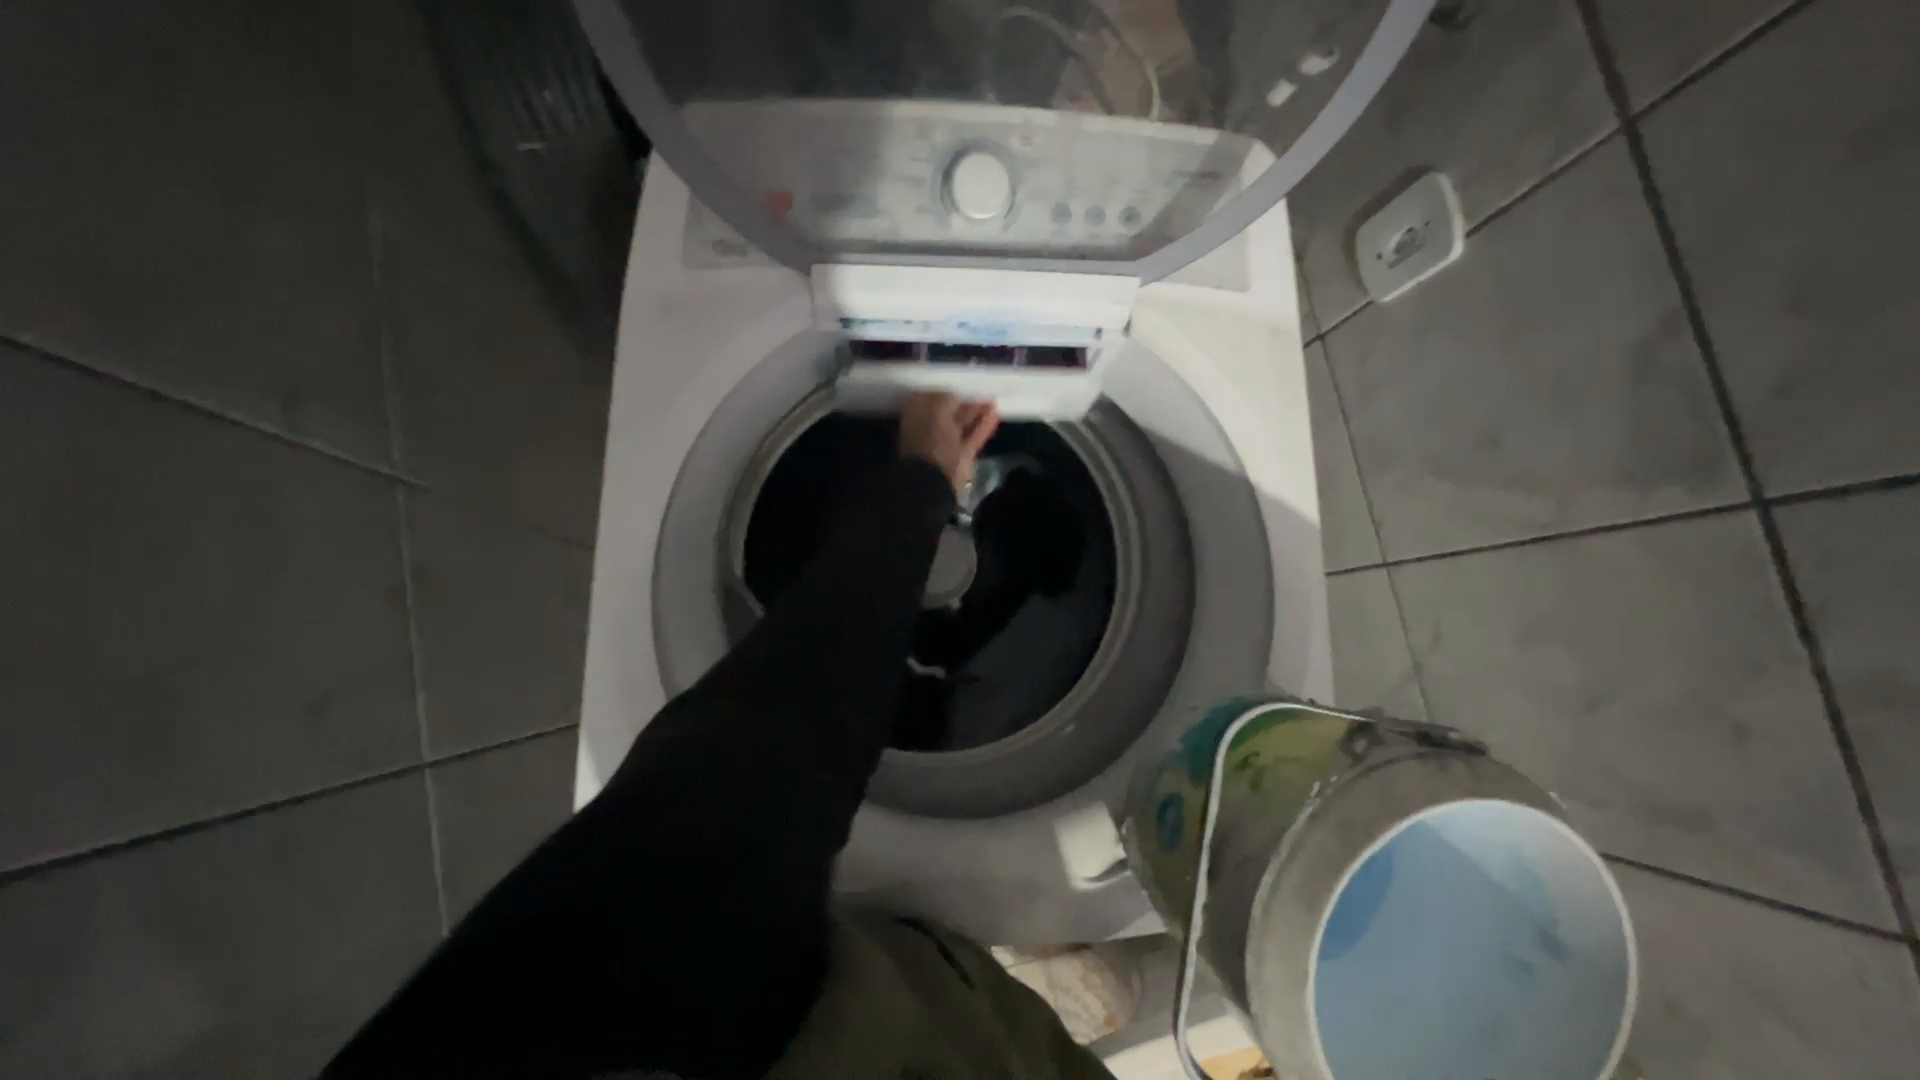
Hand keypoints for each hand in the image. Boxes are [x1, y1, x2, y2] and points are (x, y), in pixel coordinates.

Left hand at [898, 391, 1000, 496]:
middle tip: (976, 391)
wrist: (935, 480)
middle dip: (961, 403)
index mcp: (916, 420)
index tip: (956, 385)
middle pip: (946, 414)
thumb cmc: (931, 441)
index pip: (927, 401)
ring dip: (975, 413)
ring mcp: (945, 447)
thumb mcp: (936, 413)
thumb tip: (953, 394)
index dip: (941, 392)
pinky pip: (973, 438)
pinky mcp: (961, 458)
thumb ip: (945, 400)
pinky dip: (984, 426)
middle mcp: (928, 432)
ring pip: (961, 426)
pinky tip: (995, 413)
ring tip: (991, 399)